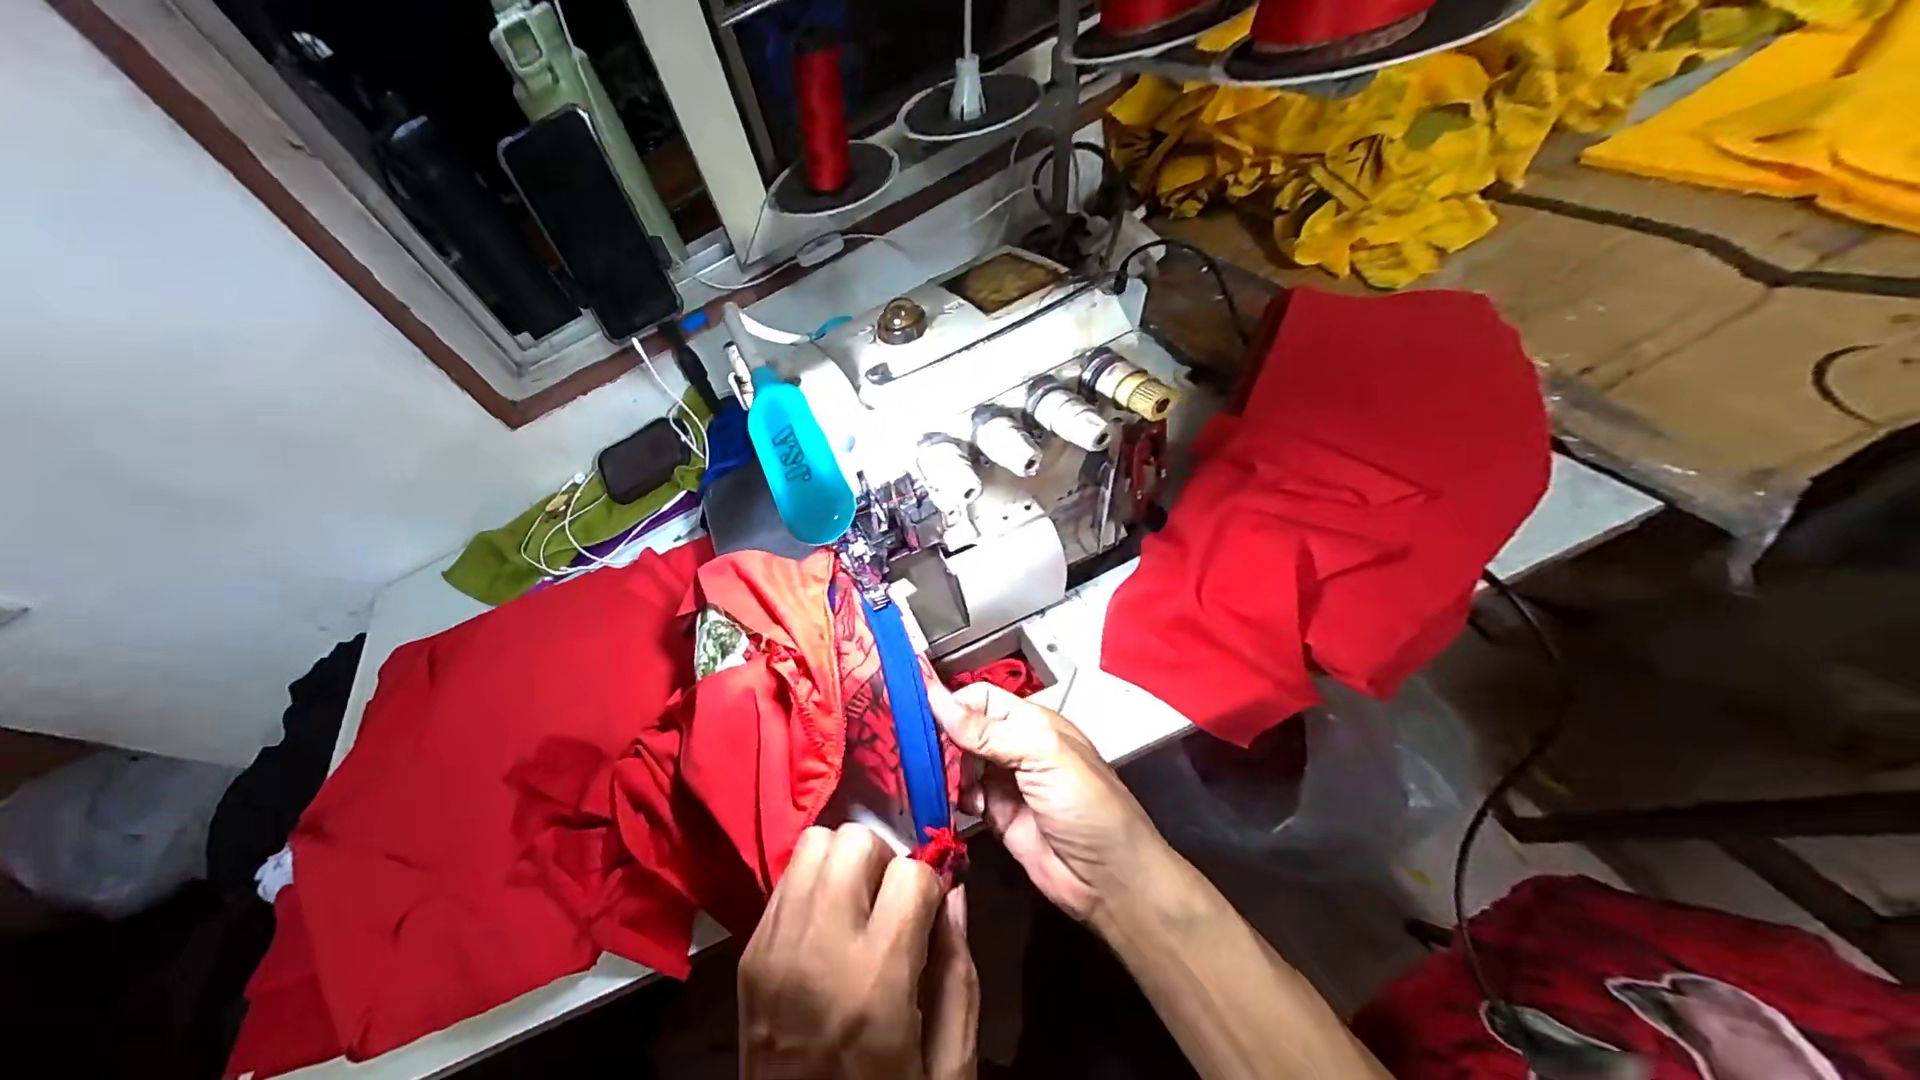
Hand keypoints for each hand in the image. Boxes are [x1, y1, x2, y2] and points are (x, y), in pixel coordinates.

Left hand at [739, 824, 977, 1079]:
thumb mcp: (949, 1065)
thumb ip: (959, 971)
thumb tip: (954, 888)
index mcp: (875, 982)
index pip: (911, 873)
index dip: (930, 888)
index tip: (928, 916)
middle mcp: (817, 951)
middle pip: (854, 840)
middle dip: (884, 861)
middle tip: (890, 904)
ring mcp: (774, 948)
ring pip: (815, 843)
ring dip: (845, 863)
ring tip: (857, 906)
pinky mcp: (749, 953)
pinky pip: (787, 877)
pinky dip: (814, 883)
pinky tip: (827, 924)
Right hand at [929, 681, 1170, 922]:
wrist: (1111, 881)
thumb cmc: (1088, 807)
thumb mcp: (1043, 756)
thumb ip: (990, 731)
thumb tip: (939, 701)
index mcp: (1032, 723)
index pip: (980, 699)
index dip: (950, 703)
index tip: (917, 711)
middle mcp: (1016, 747)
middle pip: (964, 730)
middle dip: (943, 738)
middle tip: (921, 752)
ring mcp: (1005, 784)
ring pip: (960, 764)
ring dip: (946, 770)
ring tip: (942, 781)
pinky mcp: (996, 817)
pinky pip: (963, 798)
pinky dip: (954, 798)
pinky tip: (958, 804)